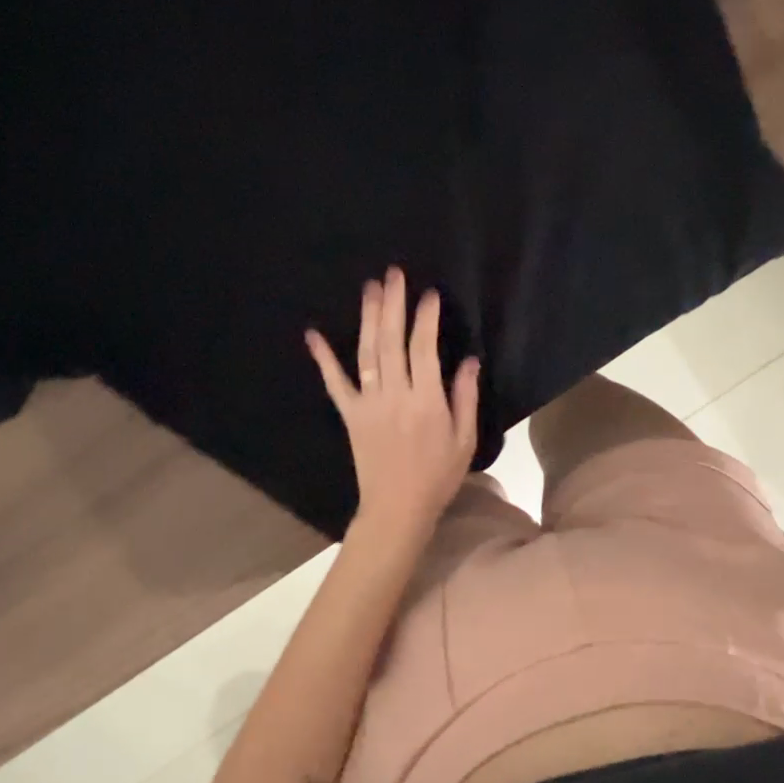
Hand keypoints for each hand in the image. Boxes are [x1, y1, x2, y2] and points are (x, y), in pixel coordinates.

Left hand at [305, 268, 480, 537]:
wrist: (396, 509)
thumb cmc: (438, 476)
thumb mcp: (464, 440)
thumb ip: (466, 398)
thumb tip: (470, 360)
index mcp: (427, 401)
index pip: (425, 348)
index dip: (426, 318)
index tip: (429, 294)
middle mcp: (395, 395)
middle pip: (391, 341)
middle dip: (393, 304)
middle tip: (393, 274)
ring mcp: (368, 403)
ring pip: (366, 353)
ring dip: (367, 318)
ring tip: (370, 288)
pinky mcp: (350, 414)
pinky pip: (335, 383)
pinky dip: (323, 358)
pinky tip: (313, 334)